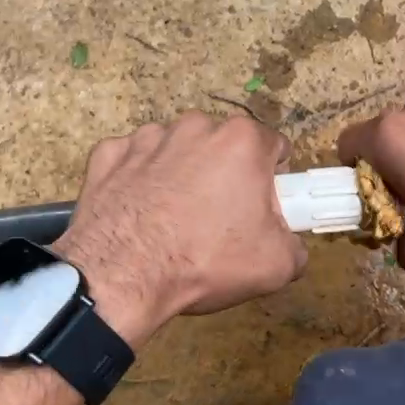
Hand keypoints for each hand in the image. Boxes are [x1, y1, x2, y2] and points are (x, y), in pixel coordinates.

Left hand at [52, 112, 305, 348]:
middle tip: (219, 220)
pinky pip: (133, 161)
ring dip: (180, 174)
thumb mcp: (276, 265)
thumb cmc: (206, 261)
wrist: (120, 278)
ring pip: (177, 150)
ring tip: (173, 220)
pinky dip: (137, 181)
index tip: (261, 208)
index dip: (272, 178)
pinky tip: (137, 213)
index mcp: (242, 141)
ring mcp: (147, 137)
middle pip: (223, 145)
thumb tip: (291, 246)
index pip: (274, 146)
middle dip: (225, 173)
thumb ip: (296, 246)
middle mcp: (196, 126)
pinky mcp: (108, 155)